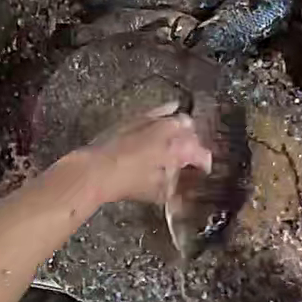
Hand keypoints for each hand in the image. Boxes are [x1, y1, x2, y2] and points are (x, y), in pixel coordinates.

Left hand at [78, 102, 214, 206]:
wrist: (97, 169)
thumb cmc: (130, 183)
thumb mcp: (158, 192)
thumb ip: (176, 186)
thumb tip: (182, 188)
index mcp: (181, 148)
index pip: (201, 155)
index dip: (204, 164)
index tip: (202, 171)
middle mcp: (172, 130)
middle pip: (192, 135)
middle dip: (193, 145)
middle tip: (189, 159)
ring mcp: (155, 121)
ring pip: (179, 120)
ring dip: (182, 131)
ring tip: (179, 141)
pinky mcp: (138, 117)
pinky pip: (160, 110)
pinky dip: (167, 111)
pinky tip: (171, 109)